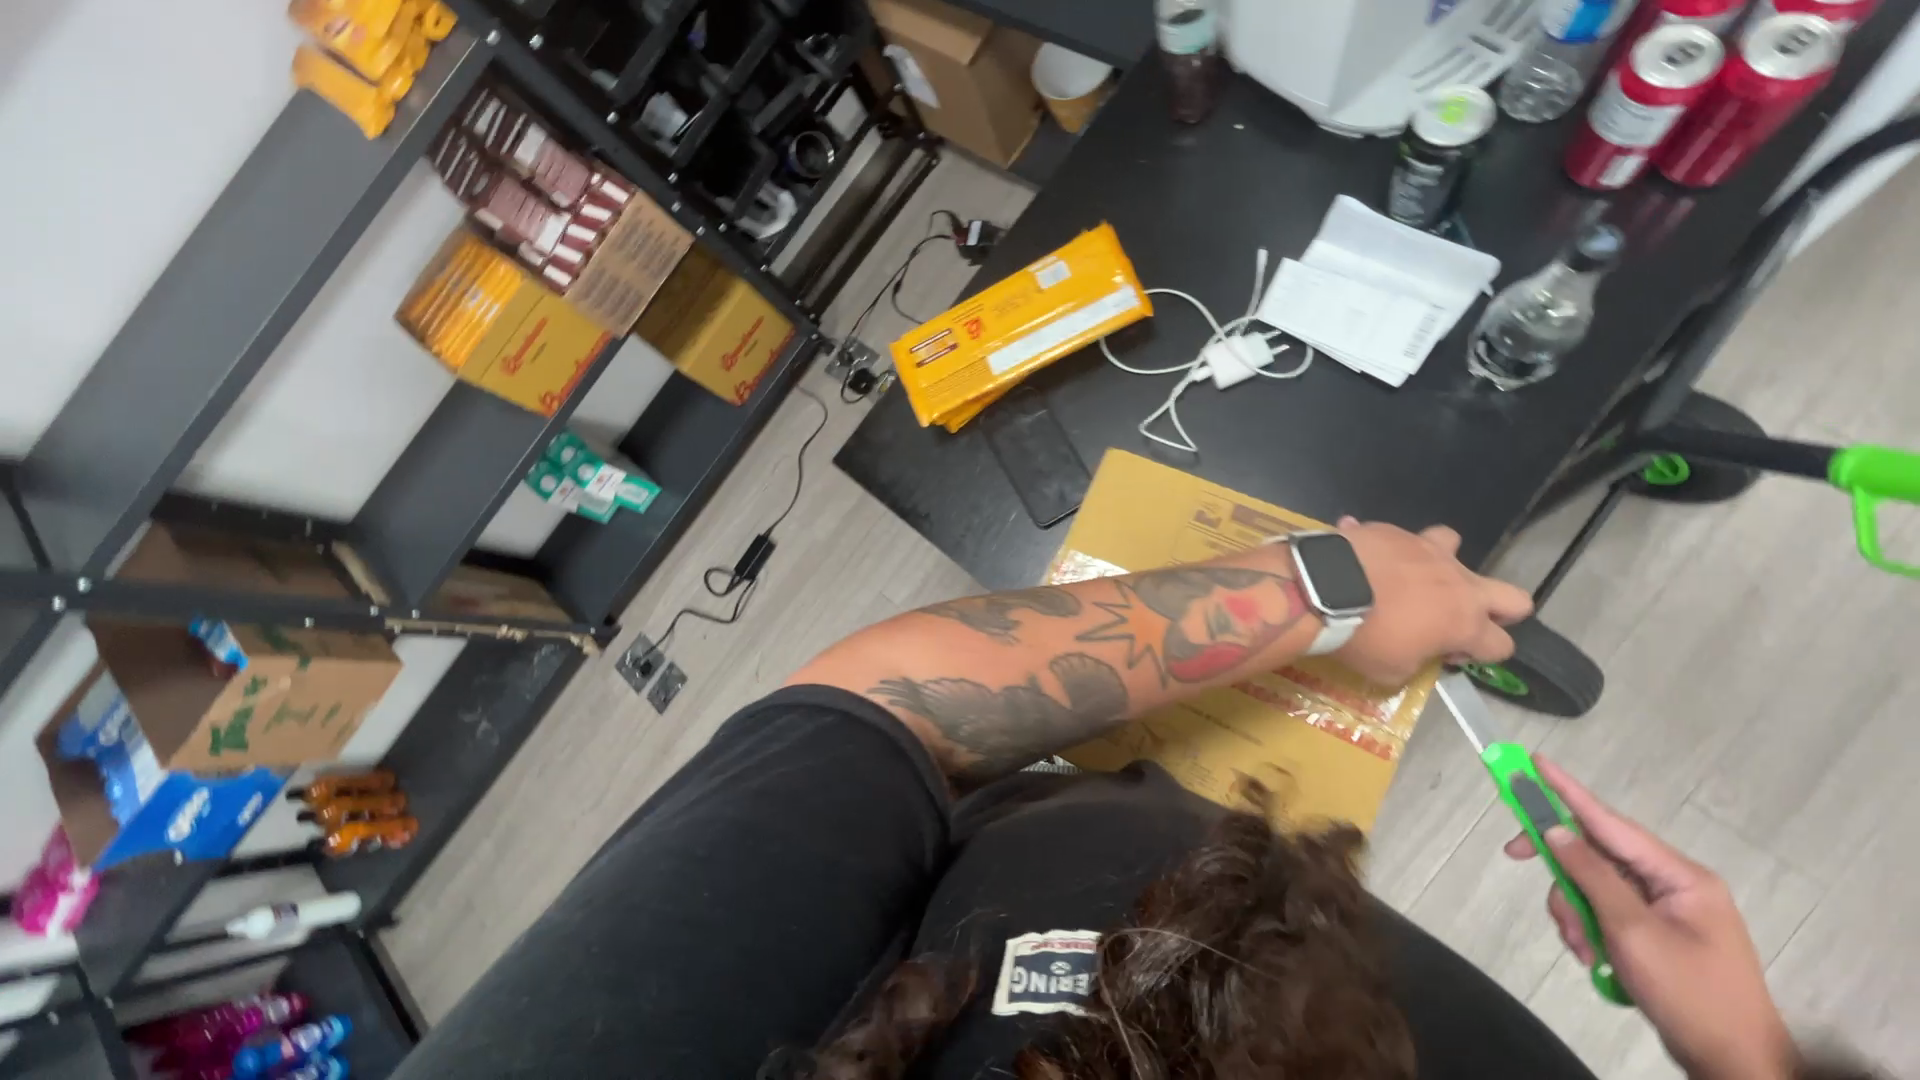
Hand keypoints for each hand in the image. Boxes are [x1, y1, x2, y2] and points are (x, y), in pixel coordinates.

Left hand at [1329, 518, 1532, 684]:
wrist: (1324, 588)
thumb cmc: (1362, 637)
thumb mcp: (1389, 671)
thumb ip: (1414, 663)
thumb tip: (1414, 653)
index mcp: (1465, 623)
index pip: (1501, 645)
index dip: (1479, 654)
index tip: (1446, 653)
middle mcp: (1459, 583)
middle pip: (1513, 596)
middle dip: (1497, 609)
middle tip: (1456, 616)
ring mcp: (1429, 551)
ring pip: (1456, 545)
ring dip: (1439, 562)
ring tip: (1410, 576)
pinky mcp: (1395, 531)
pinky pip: (1397, 536)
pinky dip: (1386, 547)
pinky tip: (1366, 556)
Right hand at [1507, 759, 1796, 1079]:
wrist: (1734, 1064)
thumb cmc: (1689, 992)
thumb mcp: (1633, 932)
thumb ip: (1591, 876)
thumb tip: (1554, 830)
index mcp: (1679, 876)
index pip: (1610, 822)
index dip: (1567, 791)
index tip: (1533, 762)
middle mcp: (1672, 883)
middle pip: (1594, 854)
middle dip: (1562, 871)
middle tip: (1514, 858)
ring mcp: (1663, 909)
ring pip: (1591, 885)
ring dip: (1574, 912)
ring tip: (1583, 948)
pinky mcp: (1652, 932)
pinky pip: (1602, 910)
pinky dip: (1587, 929)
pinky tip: (1593, 957)